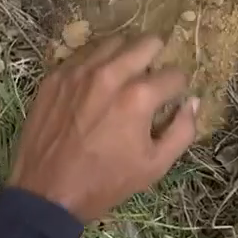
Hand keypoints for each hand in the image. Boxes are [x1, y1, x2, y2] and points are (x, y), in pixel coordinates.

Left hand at [8, 33, 197, 222]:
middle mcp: (110, 74)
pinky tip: (96, 84)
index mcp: (139, 97)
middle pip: (147, 42)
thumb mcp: (155, 166)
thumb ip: (182, 130)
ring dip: (126, 55)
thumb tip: (192, 102)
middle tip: (153, 76)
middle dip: (158, 56)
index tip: (171, 98)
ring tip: (124, 76)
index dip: (178, 87)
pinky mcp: (55, 77)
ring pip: (114, 42)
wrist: (44, 195)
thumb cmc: (105, 182)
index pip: (174, 74)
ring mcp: (79, 71)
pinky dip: (97, 63)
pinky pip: (84, 55)